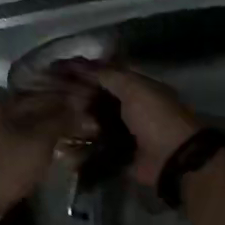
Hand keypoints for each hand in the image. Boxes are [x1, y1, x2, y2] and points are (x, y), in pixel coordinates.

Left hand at [0, 87, 97, 224]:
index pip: (52, 86)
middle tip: (99, 118)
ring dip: (64, 125)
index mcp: (14, 102)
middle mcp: (9, 110)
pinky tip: (68, 148)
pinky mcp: (8, 150)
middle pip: (47, 103)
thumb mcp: (39, 139)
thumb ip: (62, 117)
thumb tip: (85, 101)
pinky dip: (53, 140)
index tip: (100, 99)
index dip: (77, 91)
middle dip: (73, 109)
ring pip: (42, 121)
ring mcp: (6, 131)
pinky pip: (36, 137)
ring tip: (89, 133)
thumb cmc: (9, 167)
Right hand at [61, 59, 201, 186]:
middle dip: (77, 98)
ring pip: (94, 123)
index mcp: (138, 89)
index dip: (85, 72)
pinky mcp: (117, 155)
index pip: (107, 75)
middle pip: (99, 100)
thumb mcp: (134, 88)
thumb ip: (110, 75)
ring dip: (77, 122)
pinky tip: (63, 144)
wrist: (171, 158)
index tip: (60, 71)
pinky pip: (94, 149)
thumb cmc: (155, 117)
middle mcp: (130, 109)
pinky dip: (81, 148)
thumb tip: (85, 65)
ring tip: (55, 120)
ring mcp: (123, 133)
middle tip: (52, 97)